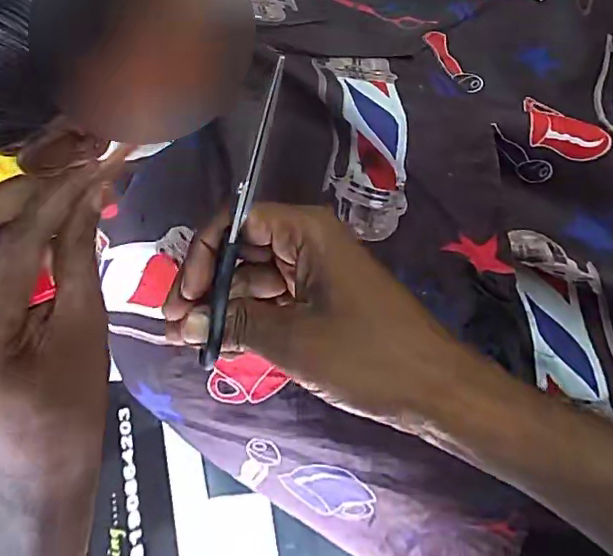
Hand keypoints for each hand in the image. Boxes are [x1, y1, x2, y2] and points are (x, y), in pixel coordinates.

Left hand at [0, 154, 128, 501]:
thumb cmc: (72, 410)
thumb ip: (80, 253)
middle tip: (64, 177)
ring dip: (4, 207)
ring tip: (52, 195)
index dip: (55, 201)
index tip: (88, 171)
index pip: (13, 247)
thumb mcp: (86, 329)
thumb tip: (90, 191)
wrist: (37, 470)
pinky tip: (31, 225)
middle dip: (17, 192)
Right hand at [162, 203, 471, 428]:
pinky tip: (220, 340)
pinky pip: (272, 296)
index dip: (205, 254)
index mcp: (305, 229)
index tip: (184, 296)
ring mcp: (313, 267)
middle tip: (174, 323)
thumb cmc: (367, 354)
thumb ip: (236, 324)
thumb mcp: (294, 340)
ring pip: (254, 275)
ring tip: (188, 338)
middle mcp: (306, 239)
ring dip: (223, 304)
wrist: (437, 391)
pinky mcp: (318, 294)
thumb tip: (185, 323)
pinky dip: (248, 316)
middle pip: (242, 248)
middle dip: (208, 284)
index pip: (238, 222)